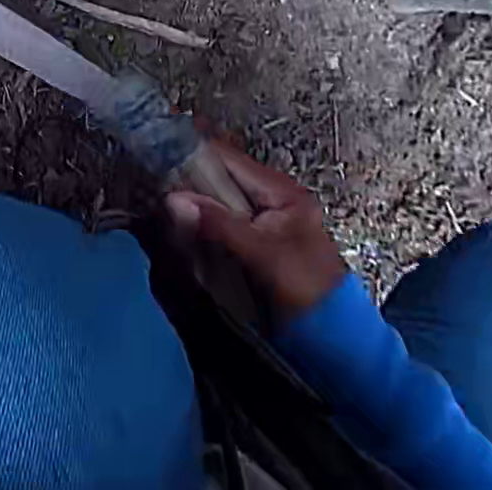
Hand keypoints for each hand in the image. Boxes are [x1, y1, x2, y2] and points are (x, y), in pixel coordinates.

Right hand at [166, 140, 347, 323]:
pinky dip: (200, 220)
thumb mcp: (263, 255)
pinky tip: (181, 225)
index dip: (195, 152)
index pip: (228, 158)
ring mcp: (262, 218)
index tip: (160, 150)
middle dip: (189, 180)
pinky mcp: (253, 239)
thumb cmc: (307, 292)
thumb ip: (219, 224)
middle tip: (154, 181)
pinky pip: (219, 219)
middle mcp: (271, 197)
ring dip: (192, 202)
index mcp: (281, 190)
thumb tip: (172, 199)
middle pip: (219, 176)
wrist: (337, 341)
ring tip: (162, 201)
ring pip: (216, 198)